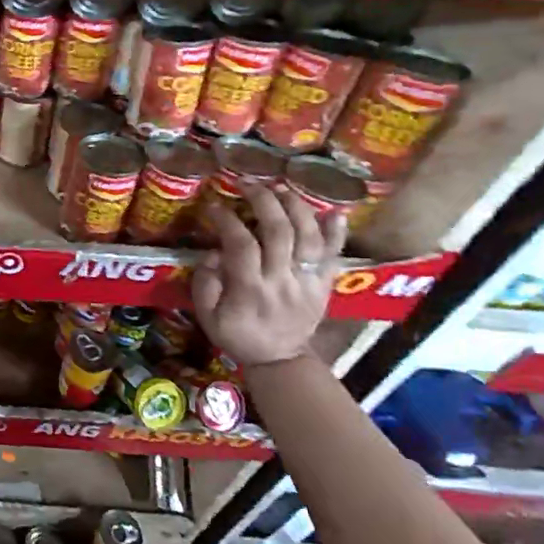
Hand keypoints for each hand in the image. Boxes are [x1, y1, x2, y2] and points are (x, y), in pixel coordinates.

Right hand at [191, 184, 348, 367]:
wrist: (280, 360)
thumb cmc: (237, 334)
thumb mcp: (207, 315)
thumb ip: (205, 282)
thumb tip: (214, 252)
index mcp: (250, 290)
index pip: (241, 244)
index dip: (227, 220)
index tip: (215, 206)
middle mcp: (282, 281)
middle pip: (279, 232)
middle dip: (264, 201)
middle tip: (248, 184)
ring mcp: (308, 282)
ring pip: (309, 237)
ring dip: (296, 207)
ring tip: (280, 188)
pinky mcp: (325, 285)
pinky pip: (336, 256)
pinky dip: (338, 233)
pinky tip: (336, 211)